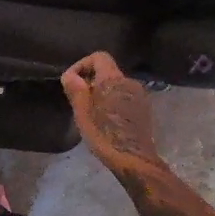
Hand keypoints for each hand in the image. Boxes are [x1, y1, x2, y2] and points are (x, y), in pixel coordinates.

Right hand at [62, 51, 161, 169]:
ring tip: (91, 113)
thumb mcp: (82, 113)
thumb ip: (76, 89)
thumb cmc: (104, 134)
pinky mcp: (144, 109)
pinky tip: (106, 120)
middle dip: (91, 82)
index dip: (82, 65)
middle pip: (107, 72)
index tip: (72, 83)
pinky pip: (124, 97)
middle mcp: (129, 81)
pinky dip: (113, 102)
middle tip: (78, 100)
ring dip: (102, 93)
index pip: (98, 57)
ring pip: (116, 86)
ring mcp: (139, 95)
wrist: (133, 158)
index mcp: (113, 79)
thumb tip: (70, 76)